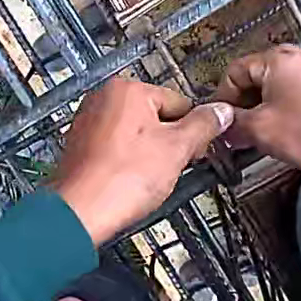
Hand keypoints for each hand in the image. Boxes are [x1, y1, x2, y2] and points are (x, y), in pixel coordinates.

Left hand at [50, 75, 235, 244]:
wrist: (80, 211)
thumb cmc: (120, 179)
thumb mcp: (177, 149)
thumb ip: (203, 126)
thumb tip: (219, 112)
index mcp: (127, 89)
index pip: (179, 102)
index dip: (193, 130)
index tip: (196, 151)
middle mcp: (104, 98)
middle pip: (156, 116)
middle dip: (170, 142)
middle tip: (172, 167)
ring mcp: (89, 121)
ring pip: (136, 133)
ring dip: (149, 153)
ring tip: (147, 177)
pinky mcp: (81, 144)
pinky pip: (116, 147)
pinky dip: (127, 161)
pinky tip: (130, 180)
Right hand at [213, 46, 300, 186]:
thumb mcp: (261, 130)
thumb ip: (233, 123)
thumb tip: (223, 124)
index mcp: (279, 59)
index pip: (233, 72)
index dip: (223, 99)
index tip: (222, 120)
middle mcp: (298, 59)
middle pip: (253, 78)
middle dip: (242, 107)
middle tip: (236, 130)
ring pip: (272, 88)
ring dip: (260, 111)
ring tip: (257, 135)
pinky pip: (292, 95)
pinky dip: (280, 112)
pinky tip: (280, 134)